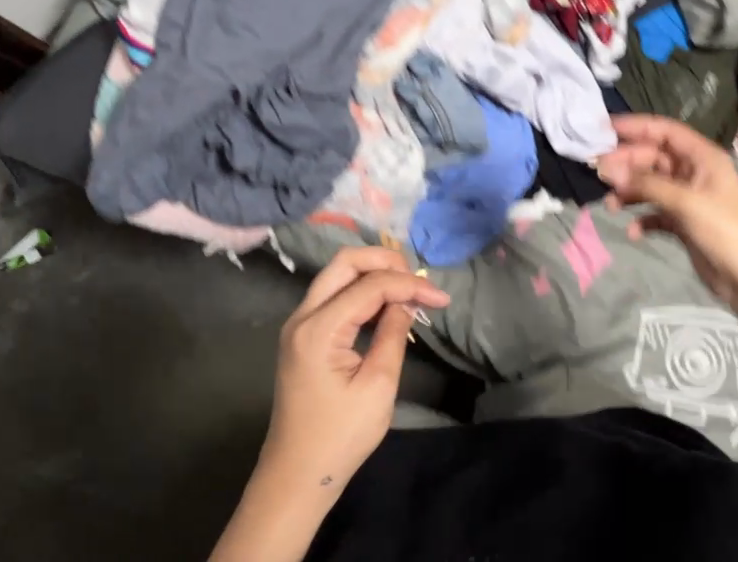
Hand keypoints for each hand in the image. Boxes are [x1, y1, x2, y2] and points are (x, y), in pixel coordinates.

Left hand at [263, 248, 451, 487]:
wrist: (296, 476)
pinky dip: (362, 290)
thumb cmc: (340, 436)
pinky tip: (386, 305)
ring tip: (408, 290)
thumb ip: (393, 334)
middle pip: (345, 262)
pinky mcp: (303, 336)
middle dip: (386, 262)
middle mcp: (302, 317)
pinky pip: (334, 295)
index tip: (441, 298)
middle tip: (419, 281)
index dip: (409, 285)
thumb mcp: (378, 385)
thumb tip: (406, 302)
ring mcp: (299, 325)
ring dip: (374, 273)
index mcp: (319, 330)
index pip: (370, 285)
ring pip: (337, 274)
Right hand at [597, 114, 737, 303]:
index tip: (602, 129)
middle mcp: (695, 172)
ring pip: (652, 185)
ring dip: (631, 191)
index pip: (664, 131)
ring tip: (611, 204)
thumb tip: (607, 167)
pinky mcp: (685, 223)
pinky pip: (656, 212)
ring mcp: (689, 199)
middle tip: (599, 174)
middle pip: (654, 157)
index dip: (635, 126)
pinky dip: (643, 218)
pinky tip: (634, 231)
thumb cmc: (725, 231)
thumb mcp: (686, 203)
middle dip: (627, 163)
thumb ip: (647, 184)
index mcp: (703, 157)